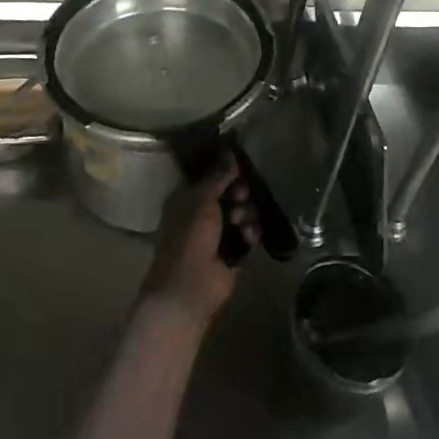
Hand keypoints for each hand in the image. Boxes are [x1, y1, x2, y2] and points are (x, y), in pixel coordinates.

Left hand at [138, 155, 260, 325]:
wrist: (190, 287)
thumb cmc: (190, 237)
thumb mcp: (201, 200)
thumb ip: (218, 176)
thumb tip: (230, 150)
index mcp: (187, 198)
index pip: (211, 177)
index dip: (226, 172)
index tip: (239, 169)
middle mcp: (203, 213)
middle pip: (230, 193)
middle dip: (239, 193)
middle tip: (240, 197)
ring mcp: (219, 234)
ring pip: (242, 212)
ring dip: (246, 213)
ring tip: (241, 222)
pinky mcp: (235, 252)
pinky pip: (249, 233)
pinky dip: (251, 232)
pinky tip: (249, 236)